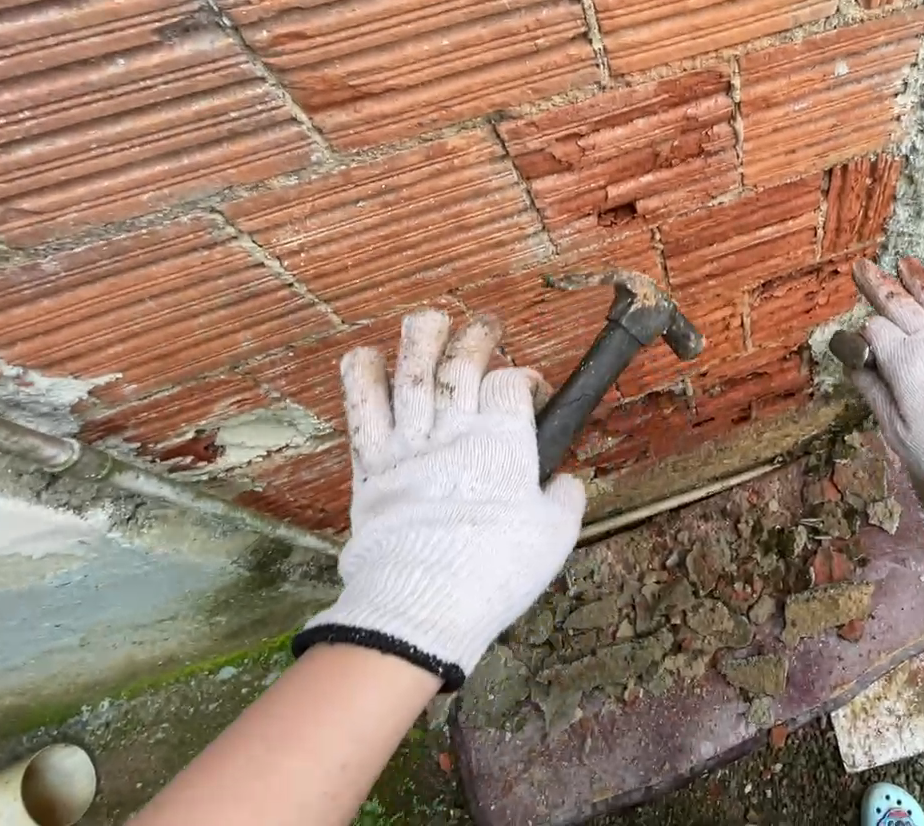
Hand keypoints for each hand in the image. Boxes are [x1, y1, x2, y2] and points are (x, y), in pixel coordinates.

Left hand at [291, 309, 584, 690]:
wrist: (422, 607)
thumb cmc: (497, 569)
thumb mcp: (554, 535)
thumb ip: (564, 498)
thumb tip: (563, 482)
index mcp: (503, 445)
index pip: (513, 385)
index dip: (524, 377)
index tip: (531, 389)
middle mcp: (456, 434)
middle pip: (465, 367)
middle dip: (478, 337)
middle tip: (485, 325)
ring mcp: (410, 447)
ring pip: (414, 378)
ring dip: (420, 341)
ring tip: (428, 317)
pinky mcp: (372, 468)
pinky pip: (363, 415)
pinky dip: (360, 381)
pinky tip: (362, 356)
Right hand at [843, 258, 923, 545]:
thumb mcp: (897, 430)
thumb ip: (875, 392)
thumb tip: (854, 365)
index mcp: (904, 361)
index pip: (876, 333)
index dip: (865, 335)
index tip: (859, 342)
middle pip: (900, 306)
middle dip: (879, 286)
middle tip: (863, 267)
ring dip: (919, 280)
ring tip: (905, 262)